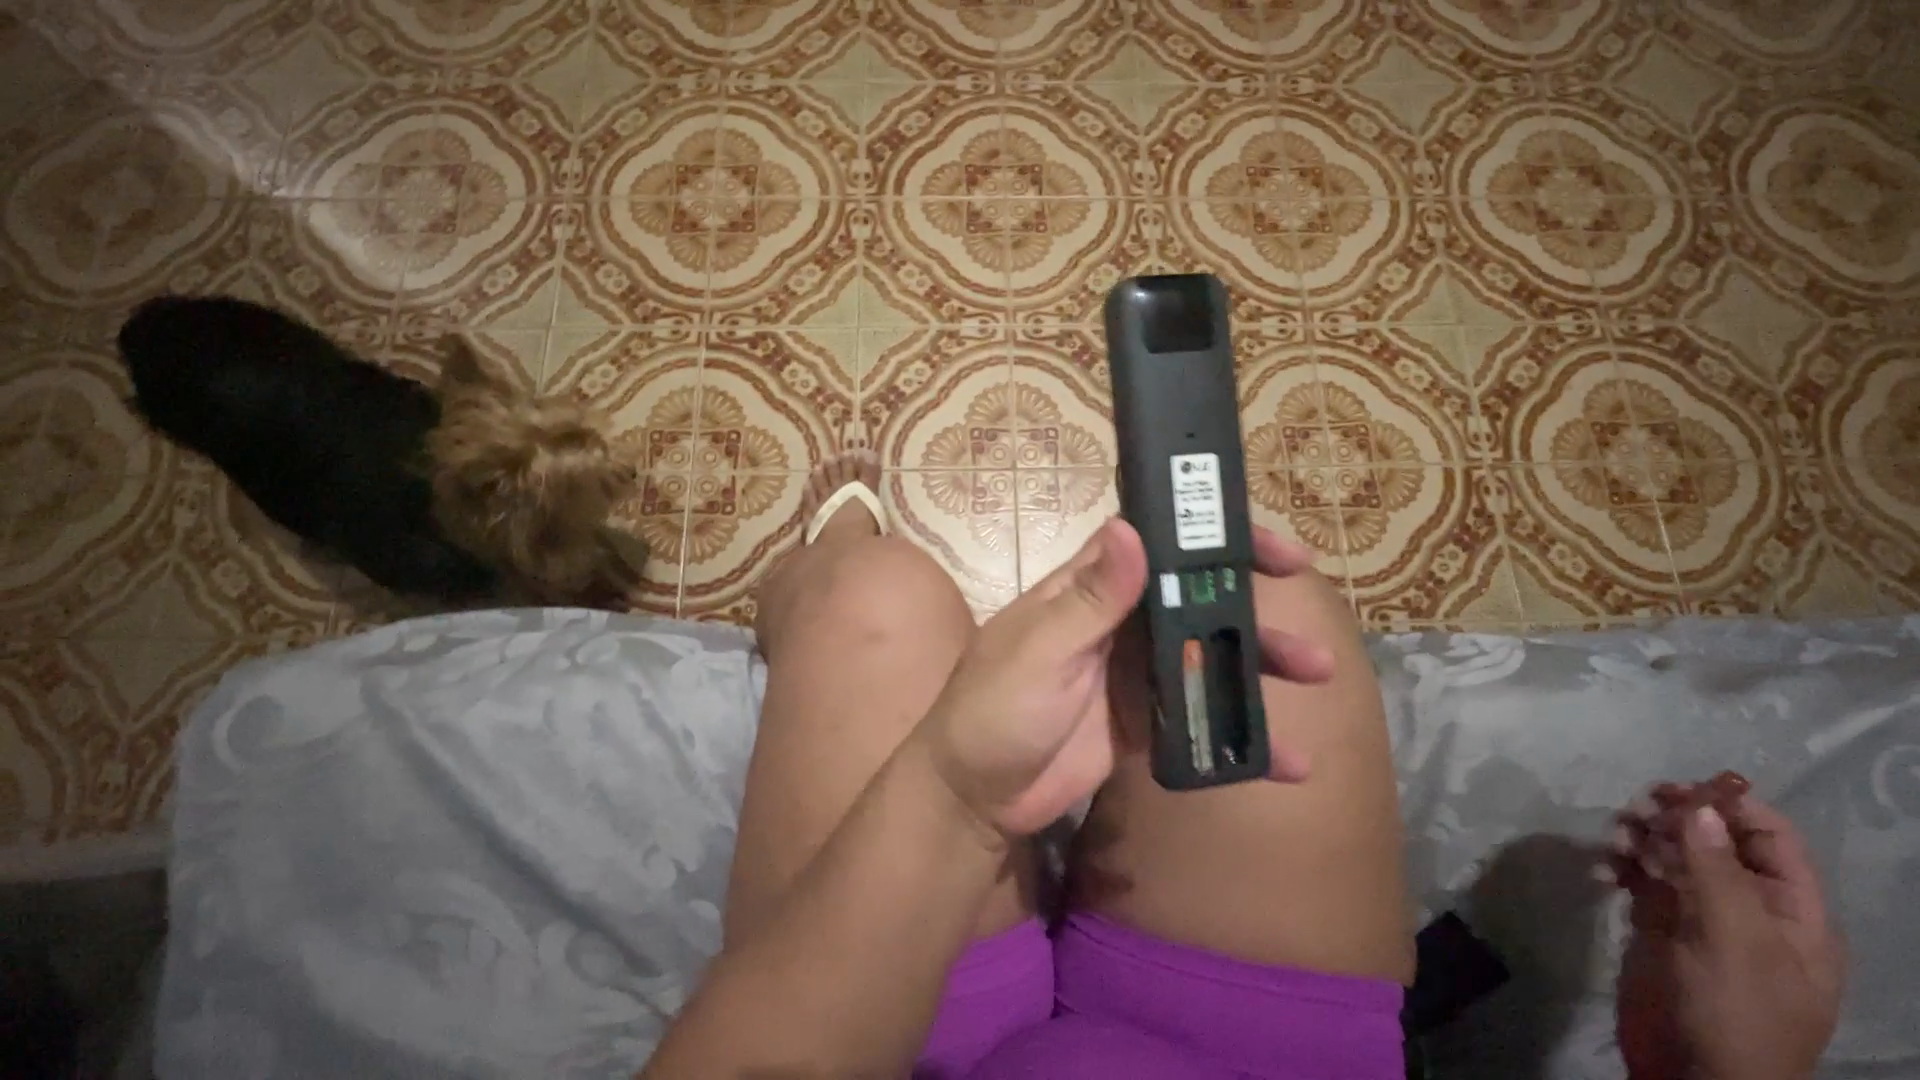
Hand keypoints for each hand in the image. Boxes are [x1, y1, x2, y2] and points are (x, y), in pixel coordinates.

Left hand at [912, 518, 1335, 840]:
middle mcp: (1114, 624)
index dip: (1213, 539)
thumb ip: (1088, 599)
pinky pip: (1196, 719)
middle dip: (1252, 609)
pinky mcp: (1137, 725)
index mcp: (1085, 592)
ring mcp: (1127, 676)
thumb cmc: (993, 711)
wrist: (973, 797)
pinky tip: (1285, 760)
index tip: (1273, 550)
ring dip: (1257, 666)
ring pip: (1203, 657)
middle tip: (1308, 618)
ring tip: (1315, 678)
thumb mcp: (1039, 652)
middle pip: (1194, 602)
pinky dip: (1238, 734)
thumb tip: (1130, 530)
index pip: (1156, 546)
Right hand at [1610, 781, 1843, 1079]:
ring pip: (1671, 854)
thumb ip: (1716, 871)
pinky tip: (1601, 868)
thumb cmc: (1734, 1012)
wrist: (1693, 1077)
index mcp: (1790, 911)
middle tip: (1636, 808)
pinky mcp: (1657, 926)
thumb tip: (1699, 805)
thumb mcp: (1734, 941)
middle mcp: (1747, 906)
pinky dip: (1620, 865)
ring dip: (1641, 837)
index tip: (1679, 788)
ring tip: (1613, 840)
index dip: (1730, 808)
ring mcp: (1699, 916)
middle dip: (1675, 818)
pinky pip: (1640, 879)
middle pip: (1714, 840)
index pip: (1770, 839)